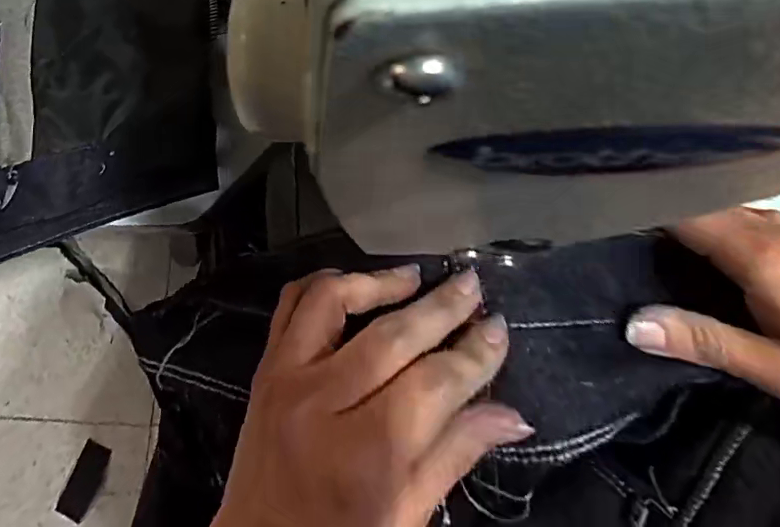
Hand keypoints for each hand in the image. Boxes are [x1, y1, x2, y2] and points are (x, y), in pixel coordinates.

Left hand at [213, 266, 532, 526]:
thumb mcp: (404, 517)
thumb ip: (454, 454)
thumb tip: (513, 414)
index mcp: (361, 457)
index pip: (431, 387)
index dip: (472, 355)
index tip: (499, 329)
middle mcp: (319, 405)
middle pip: (391, 337)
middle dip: (441, 307)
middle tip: (472, 284)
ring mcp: (285, 378)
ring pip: (335, 301)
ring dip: (380, 282)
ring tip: (417, 276)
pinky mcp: (265, 366)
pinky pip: (292, 302)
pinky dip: (325, 282)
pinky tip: (357, 282)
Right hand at [625, 208, 779, 526]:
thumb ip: (705, 340)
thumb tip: (631, 322)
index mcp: (764, 255)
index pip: (683, 210)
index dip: (637, 201)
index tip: (592, 197)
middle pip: (701, 202)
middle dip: (655, 201)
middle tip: (604, 210)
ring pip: (726, 210)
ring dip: (686, 212)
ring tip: (639, 221)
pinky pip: (749, 222)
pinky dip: (717, 225)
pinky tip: (703, 246)